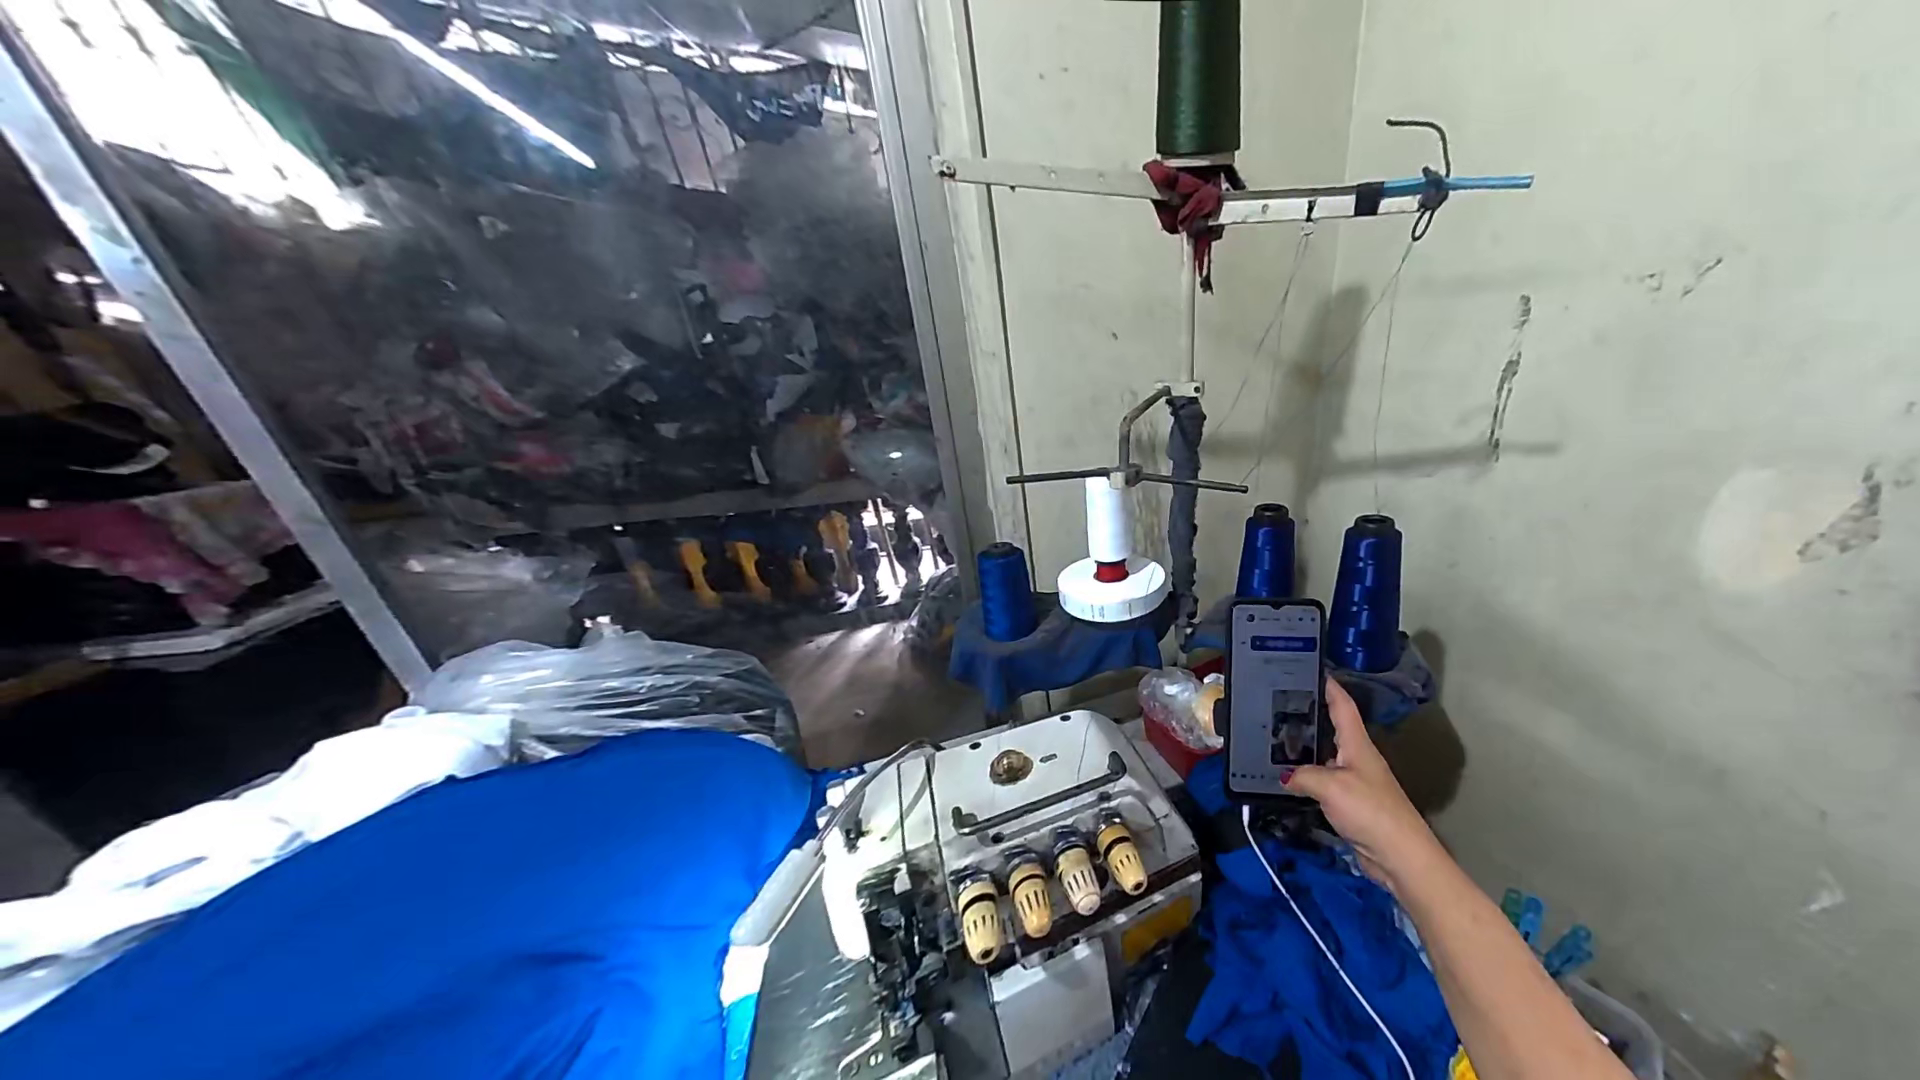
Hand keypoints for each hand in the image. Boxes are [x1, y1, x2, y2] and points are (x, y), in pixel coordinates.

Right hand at [1283, 677, 1442, 891]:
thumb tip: (1285, 777)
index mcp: (1357, 745)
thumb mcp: (1330, 786)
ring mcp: (1354, 781)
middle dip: (1307, 715)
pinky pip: (1321, 780)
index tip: (1310, 669)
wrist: (1401, 857)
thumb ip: (1302, 775)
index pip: (1342, 706)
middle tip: (1276, 704)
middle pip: (1330, 728)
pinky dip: (1304, 776)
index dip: (1328, 686)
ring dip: (1302, 748)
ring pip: (1323, 756)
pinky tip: (1286, 778)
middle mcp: (1357, 758)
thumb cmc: (1371, 811)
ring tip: (1272, 738)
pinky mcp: (1349, 803)